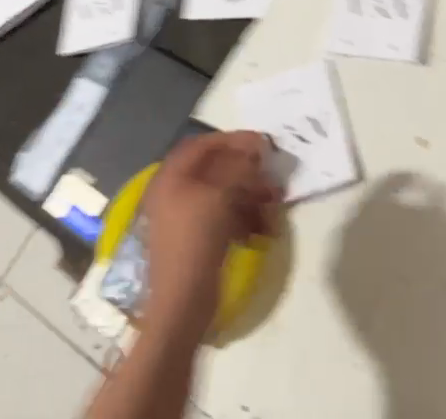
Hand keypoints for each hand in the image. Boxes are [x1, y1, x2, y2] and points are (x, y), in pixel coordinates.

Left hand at [141, 131, 282, 335]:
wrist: (181, 304)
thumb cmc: (195, 241)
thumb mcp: (220, 196)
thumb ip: (239, 166)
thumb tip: (256, 144)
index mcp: (171, 177)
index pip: (203, 145)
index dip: (233, 140)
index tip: (263, 144)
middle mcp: (174, 192)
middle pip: (216, 170)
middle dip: (248, 173)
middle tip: (274, 179)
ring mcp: (185, 217)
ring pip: (224, 195)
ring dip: (251, 197)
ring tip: (274, 207)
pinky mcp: (198, 239)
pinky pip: (224, 217)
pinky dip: (244, 218)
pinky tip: (263, 230)